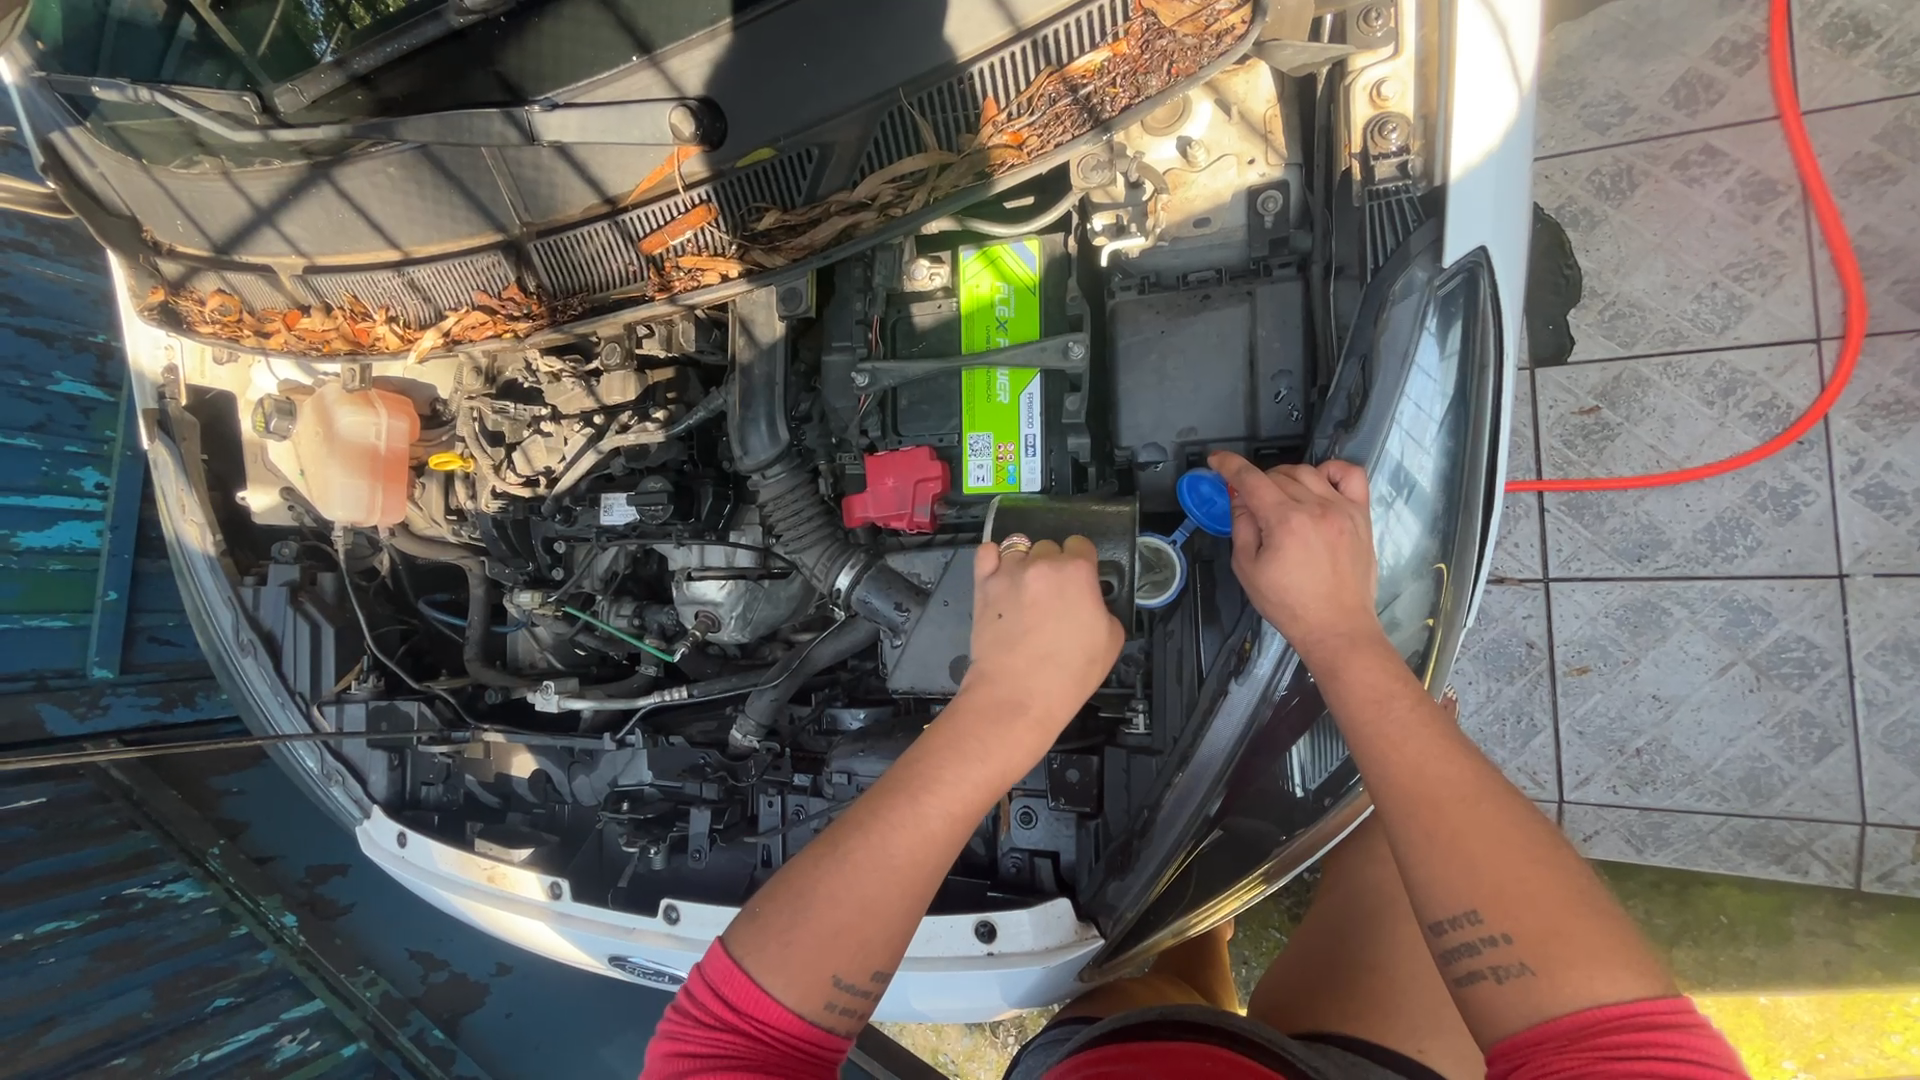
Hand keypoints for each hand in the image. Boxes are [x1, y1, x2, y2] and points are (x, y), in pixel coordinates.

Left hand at [960, 535, 1124, 750]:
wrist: (1018, 693)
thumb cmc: (1070, 672)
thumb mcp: (1112, 639)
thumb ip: (1103, 607)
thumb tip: (1090, 600)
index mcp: (1078, 571)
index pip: (1081, 544)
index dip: (1082, 562)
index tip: (1079, 580)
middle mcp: (1042, 563)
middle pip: (1049, 547)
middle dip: (1052, 565)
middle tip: (1052, 595)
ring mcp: (1009, 572)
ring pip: (1018, 548)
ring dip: (1024, 563)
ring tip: (1024, 589)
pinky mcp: (983, 584)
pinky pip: (986, 552)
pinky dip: (993, 559)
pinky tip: (1000, 574)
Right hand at [1208, 451, 1383, 665]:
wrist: (1336, 626)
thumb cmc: (1288, 604)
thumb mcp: (1247, 568)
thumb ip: (1241, 526)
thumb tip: (1240, 499)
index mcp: (1284, 521)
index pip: (1250, 479)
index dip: (1229, 465)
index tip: (1216, 460)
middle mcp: (1315, 508)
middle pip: (1277, 475)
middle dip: (1256, 482)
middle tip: (1248, 501)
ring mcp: (1342, 509)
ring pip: (1308, 472)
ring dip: (1285, 477)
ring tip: (1279, 497)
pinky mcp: (1361, 516)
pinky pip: (1350, 475)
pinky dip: (1331, 470)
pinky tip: (1318, 483)